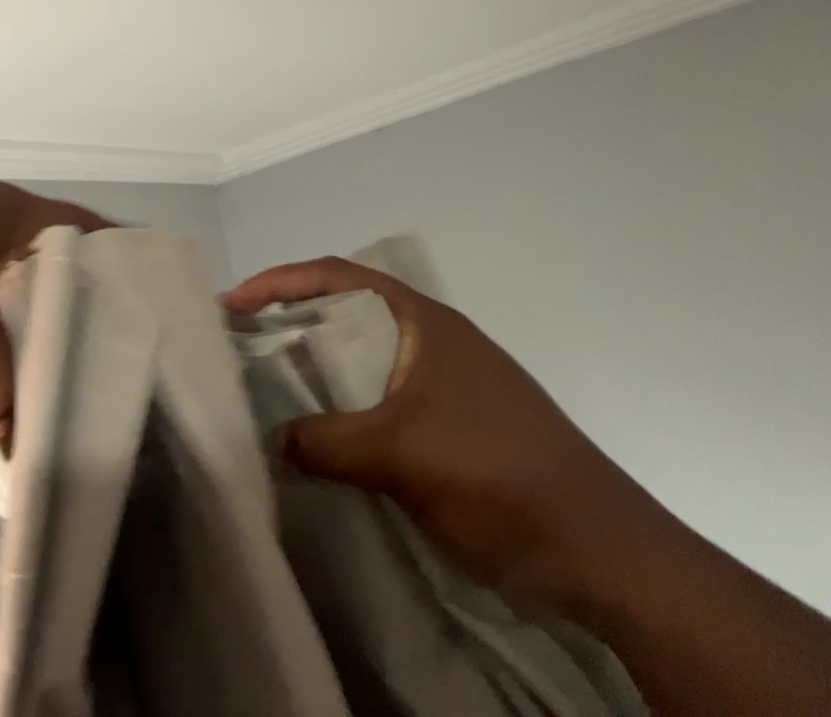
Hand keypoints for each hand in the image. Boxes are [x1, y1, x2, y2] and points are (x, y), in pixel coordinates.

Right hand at [224, 256, 674, 612]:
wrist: (600, 552)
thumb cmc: (496, 476)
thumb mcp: (396, 455)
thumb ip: (322, 441)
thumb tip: (272, 440)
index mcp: (425, 325)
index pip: (337, 277)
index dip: (278, 282)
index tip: (230, 306)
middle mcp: (435, 344)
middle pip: (346, 315)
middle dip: (289, 325)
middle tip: (239, 350)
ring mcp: (447, 387)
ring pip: (361, 363)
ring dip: (314, 374)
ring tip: (266, 395)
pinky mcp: (452, 428)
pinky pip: (377, 403)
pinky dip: (340, 411)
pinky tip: (318, 441)